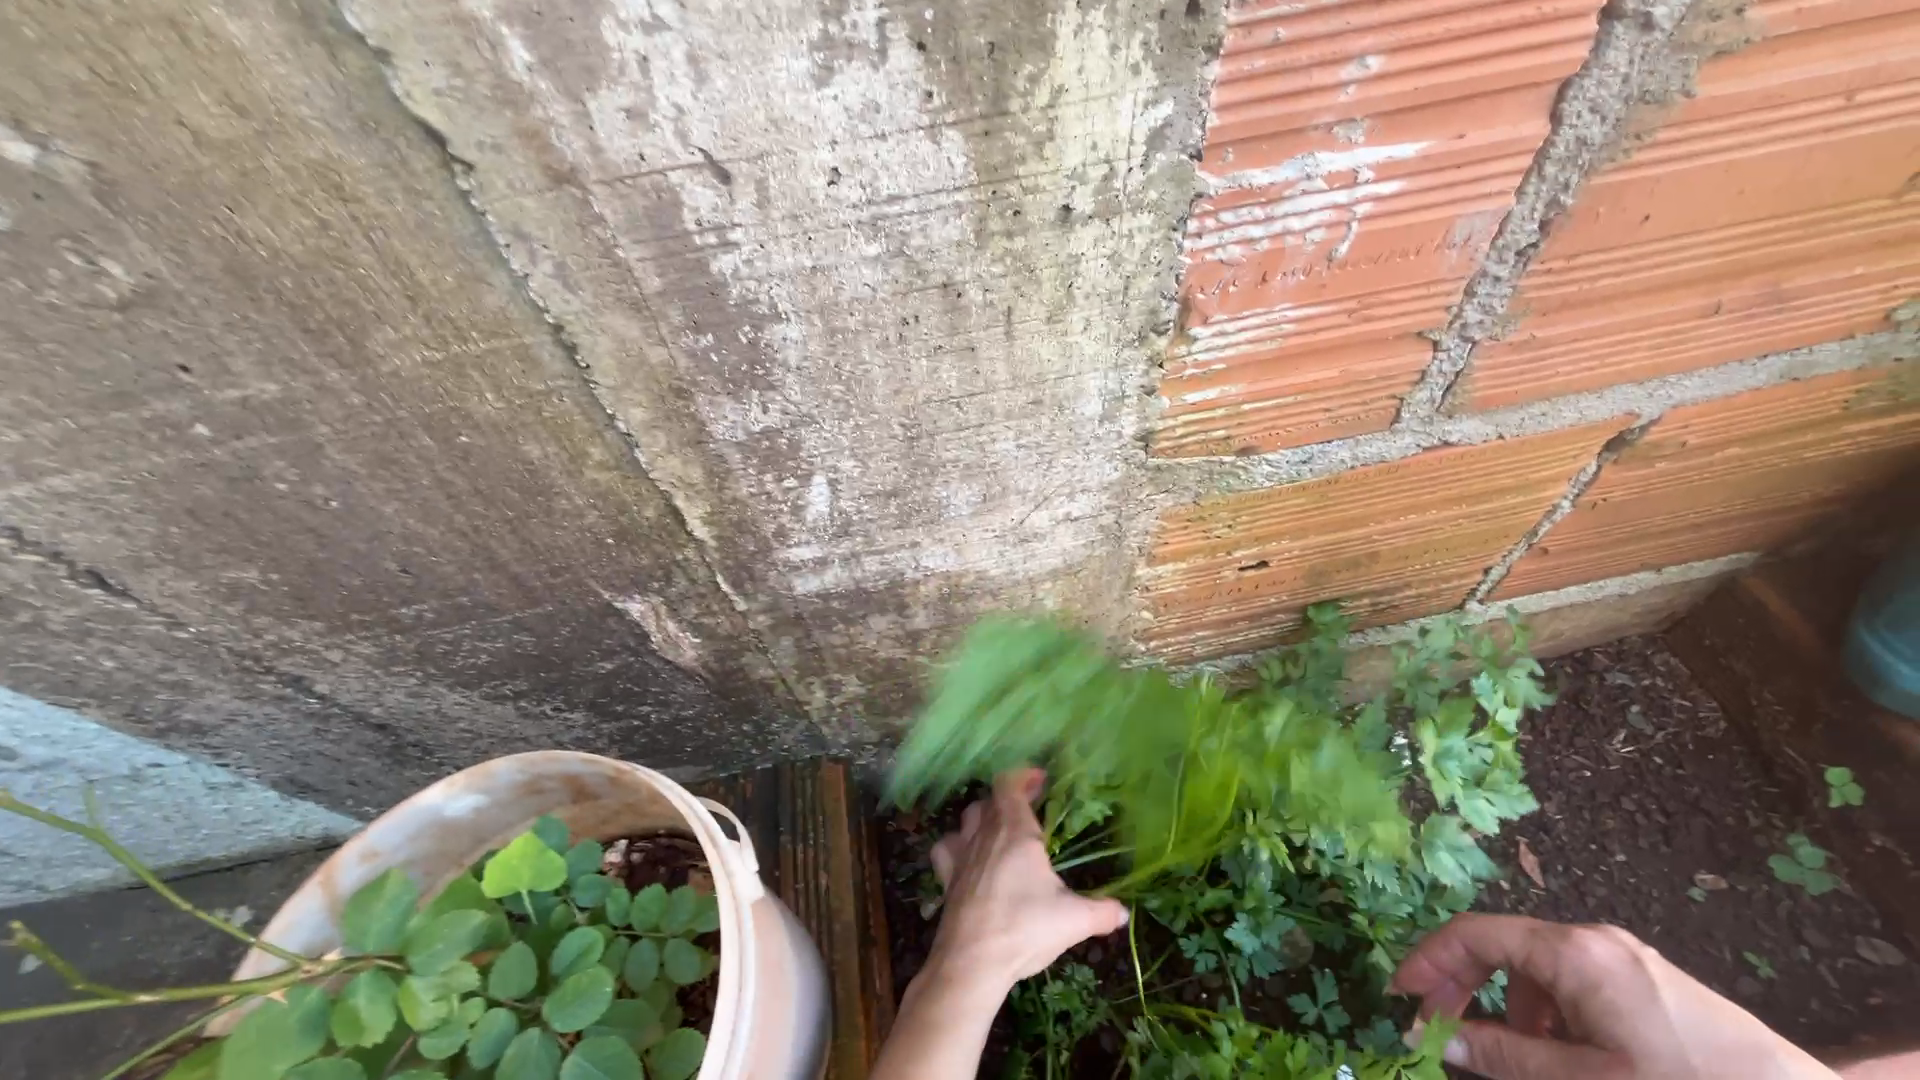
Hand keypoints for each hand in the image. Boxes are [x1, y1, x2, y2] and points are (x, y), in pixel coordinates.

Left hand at [925, 767, 1128, 996]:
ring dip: (983, 816)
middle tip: (1030, 806)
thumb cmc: (1025, 928)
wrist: (972, 961)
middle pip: (991, 800)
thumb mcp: (1074, 921)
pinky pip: (945, 847)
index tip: (1040, 779)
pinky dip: (956, 844)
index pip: (1009, 785)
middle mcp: (985, 834)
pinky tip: (966, 855)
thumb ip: (1101, 912)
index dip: (1023, 776)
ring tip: (1001, 828)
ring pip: (967, 819)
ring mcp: (961, 854)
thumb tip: (1124, 913)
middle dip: (1010, 797)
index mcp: (1016, 832)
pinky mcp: (946, 877)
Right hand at [1391, 913, 1836, 1079]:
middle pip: (1500, 945)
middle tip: (1435, 1027)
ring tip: (1502, 1050)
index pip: (1474, 935)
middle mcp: (1592, 940)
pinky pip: (1572, 982)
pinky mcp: (1648, 983)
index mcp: (1572, 951)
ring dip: (1504, 1003)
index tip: (1400, 999)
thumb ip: (1504, 1055)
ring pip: (1535, 966)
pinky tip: (1556, 1052)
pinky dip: (1545, 1011)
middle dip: (1460, 983)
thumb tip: (1436, 1039)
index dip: (1427, 962)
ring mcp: (1623, 958)